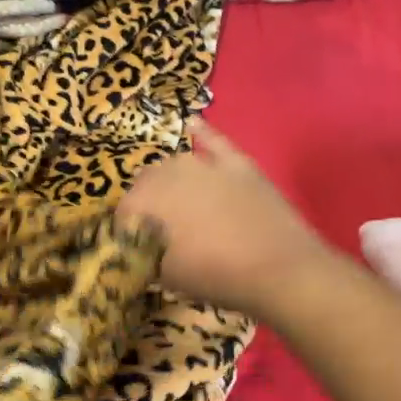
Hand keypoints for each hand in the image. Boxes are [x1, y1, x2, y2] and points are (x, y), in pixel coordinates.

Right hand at [118, 118, 332, 315]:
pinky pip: (213, 141)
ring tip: (175, 200)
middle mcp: (167, 174)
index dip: (127, 234)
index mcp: (143, 201)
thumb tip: (134, 249)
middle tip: (158, 231)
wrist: (278, 269)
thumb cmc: (214, 276)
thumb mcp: (164, 276)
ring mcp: (204, 164)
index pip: (122, 214)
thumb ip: (142, 256)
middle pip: (145, 184)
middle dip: (146, 204)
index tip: (136, 251)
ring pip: (173, 165)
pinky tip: (192, 124)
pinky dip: (201, 133)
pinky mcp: (236, 163)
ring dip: (168, 179)